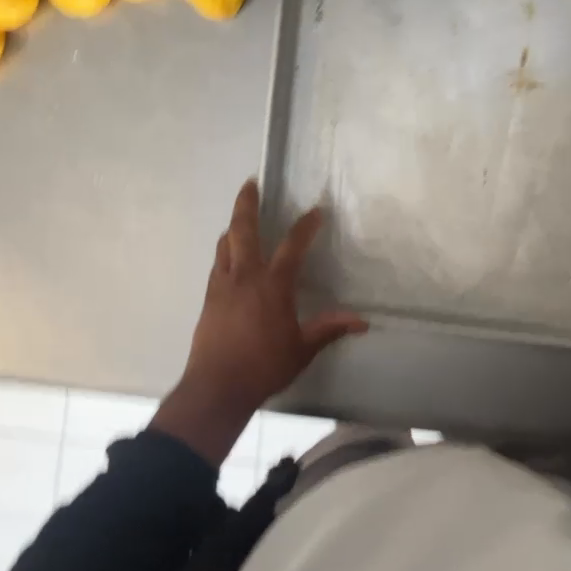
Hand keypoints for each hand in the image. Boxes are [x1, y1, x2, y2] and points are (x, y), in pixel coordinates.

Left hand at [151, 181, 367, 465]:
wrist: (216, 387)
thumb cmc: (263, 367)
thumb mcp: (302, 349)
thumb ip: (329, 329)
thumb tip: (362, 322)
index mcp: (273, 285)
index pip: (292, 246)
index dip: (306, 226)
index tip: (316, 210)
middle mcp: (245, 277)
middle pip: (243, 230)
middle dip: (247, 204)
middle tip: (250, 183)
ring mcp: (222, 286)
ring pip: (225, 246)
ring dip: (233, 228)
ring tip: (238, 219)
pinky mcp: (208, 300)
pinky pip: (217, 265)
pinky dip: (224, 253)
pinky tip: (227, 258)